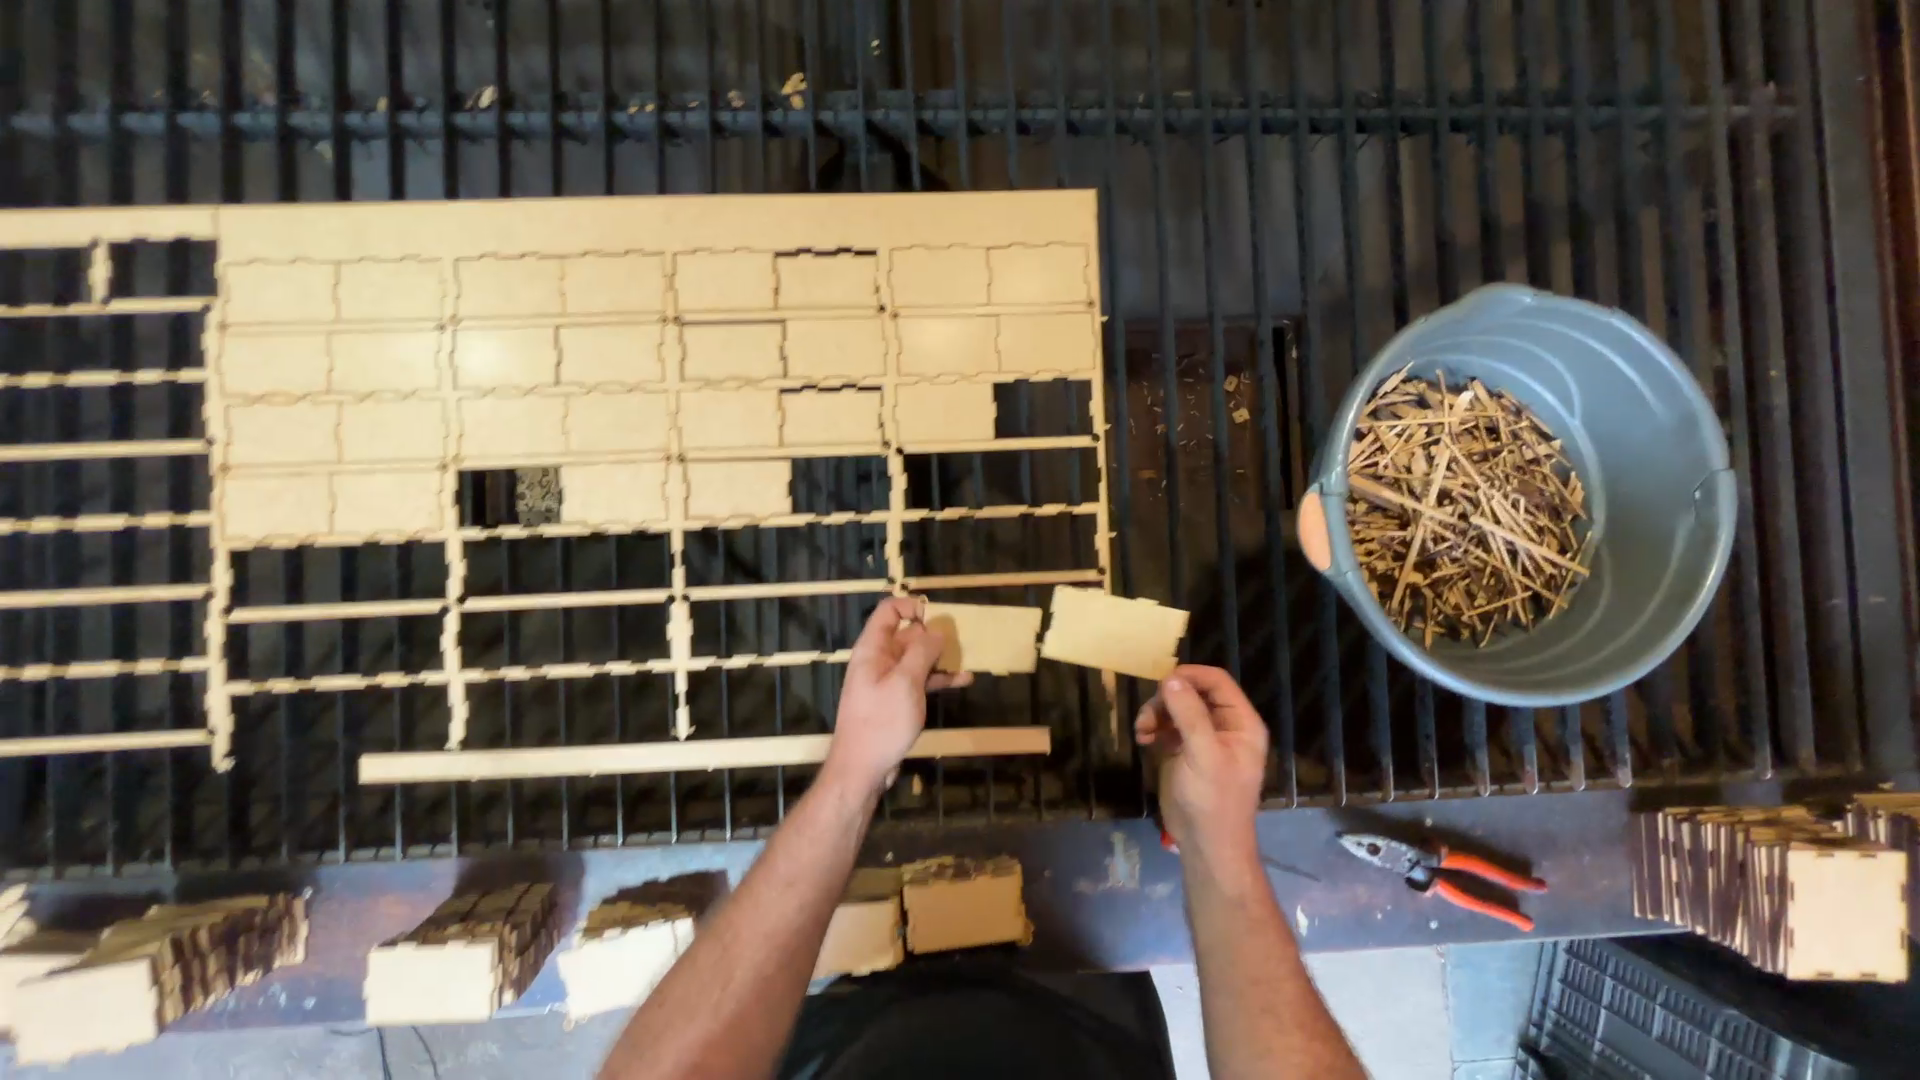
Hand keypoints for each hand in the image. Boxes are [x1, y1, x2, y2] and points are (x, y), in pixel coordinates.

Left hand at [824, 596, 972, 795]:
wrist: (862, 768)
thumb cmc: (881, 722)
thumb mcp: (905, 683)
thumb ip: (922, 652)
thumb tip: (937, 631)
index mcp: (873, 649)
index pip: (888, 611)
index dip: (911, 607)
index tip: (936, 618)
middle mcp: (878, 660)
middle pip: (907, 634)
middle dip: (933, 635)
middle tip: (961, 640)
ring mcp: (887, 681)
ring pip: (917, 659)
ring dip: (940, 658)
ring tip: (968, 659)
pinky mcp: (897, 701)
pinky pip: (919, 680)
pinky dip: (938, 679)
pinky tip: (962, 680)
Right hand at [1135, 665, 1268, 866]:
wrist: (1206, 845)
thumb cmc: (1213, 800)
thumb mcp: (1203, 754)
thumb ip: (1189, 714)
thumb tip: (1170, 678)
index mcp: (1241, 723)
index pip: (1217, 681)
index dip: (1190, 676)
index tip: (1161, 682)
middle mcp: (1225, 726)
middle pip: (1193, 692)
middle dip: (1167, 699)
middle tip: (1149, 715)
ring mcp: (1203, 739)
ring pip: (1176, 707)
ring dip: (1156, 713)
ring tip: (1142, 731)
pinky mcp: (1184, 752)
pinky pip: (1167, 726)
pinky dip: (1153, 727)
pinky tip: (1143, 740)